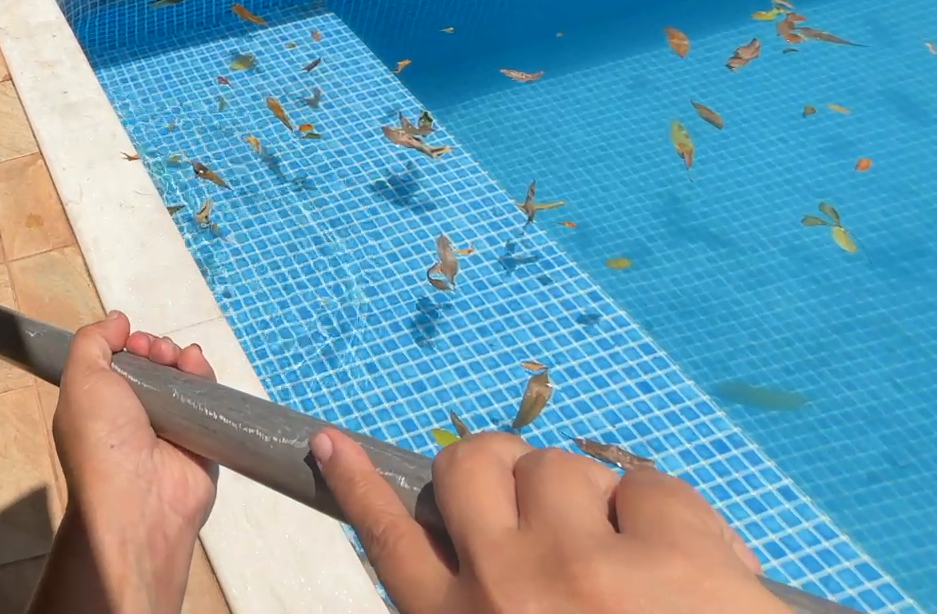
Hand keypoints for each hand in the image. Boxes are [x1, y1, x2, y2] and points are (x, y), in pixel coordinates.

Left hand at [32, 312, 218, 613]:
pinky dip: (202, 373)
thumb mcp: (80, 377)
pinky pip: (205, 396)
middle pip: (149, 363)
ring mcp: (169, 426)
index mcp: (99, 404)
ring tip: (174, 358)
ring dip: (177, 355)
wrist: (139, 502)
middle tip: (153, 350)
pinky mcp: (202, 438)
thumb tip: (118, 320)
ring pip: (178, 375)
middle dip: (153, 346)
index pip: (116, 361)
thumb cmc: (101, 437)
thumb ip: (93, 341)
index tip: (129, 339)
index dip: (124, 343)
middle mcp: (132, 414)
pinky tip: (195, 364)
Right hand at [312, 428, 786, 613]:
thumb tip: (484, 548)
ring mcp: (584, 568)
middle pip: (464, 468)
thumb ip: (485, 606)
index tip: (329, 440)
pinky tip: (706, 571)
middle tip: (544, 496)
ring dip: (596, 498)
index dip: (355, 482)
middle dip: (500, 466)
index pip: (387, 536)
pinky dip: (680, 520)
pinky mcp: (676, 564)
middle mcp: (504, 587)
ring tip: (642, 558)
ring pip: (556, 467)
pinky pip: (654, 488)